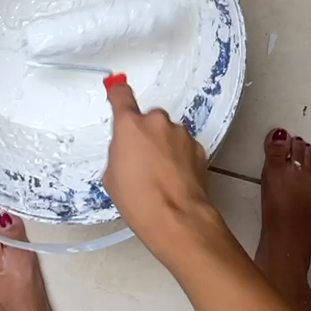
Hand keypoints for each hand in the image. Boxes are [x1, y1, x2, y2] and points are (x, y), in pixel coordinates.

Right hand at [103, 79, 222, 262]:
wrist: (177, 219)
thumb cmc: (138, 201)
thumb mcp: (112, 177)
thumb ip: (119, 152)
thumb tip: (128, 149)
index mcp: (130, 125)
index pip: (121, 95)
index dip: (117, 93)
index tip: (117, 91)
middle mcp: (156, 122)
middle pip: (148, 119)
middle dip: (145, 133)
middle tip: (142, 159)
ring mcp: (180, 133)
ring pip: (168, 133)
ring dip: (164, 146)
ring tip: (161, 175)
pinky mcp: (198, 147)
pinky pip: (184, 147)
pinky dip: (180, 157)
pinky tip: (176, 178)